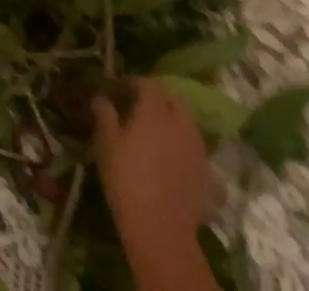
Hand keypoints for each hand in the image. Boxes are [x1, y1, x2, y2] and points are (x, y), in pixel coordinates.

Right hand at [92, 78, 215, 252]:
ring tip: (155, 132)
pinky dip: (182, 145)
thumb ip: (105, 116)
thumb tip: (101, 98)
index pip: (150, 84)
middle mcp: (181, 124)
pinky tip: (170, 159)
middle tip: (140, 105)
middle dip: (159, 97)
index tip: (119, 88)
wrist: (160, 225)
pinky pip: (195, 148)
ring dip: (173, 119)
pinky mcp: (207, 172)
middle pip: (176, 99)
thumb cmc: (126, 178)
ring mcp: (198, 149)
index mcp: (155, 113)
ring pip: (188, 123)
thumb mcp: (106, 144)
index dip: (134, 82)